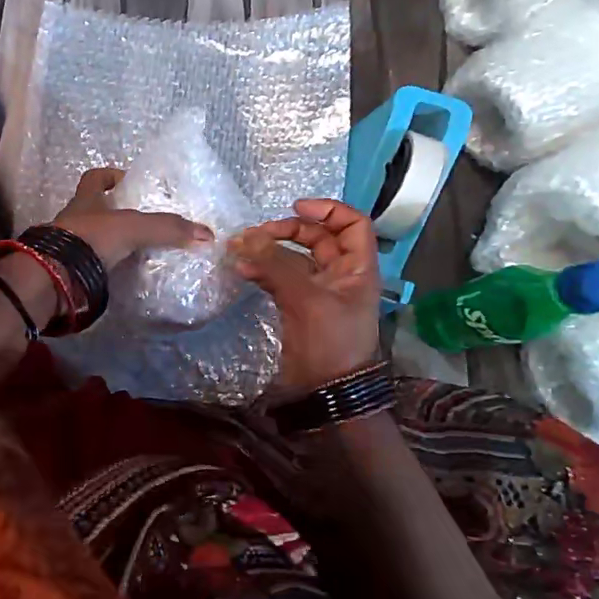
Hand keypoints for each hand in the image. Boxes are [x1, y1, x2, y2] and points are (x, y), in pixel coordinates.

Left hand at [52, 168, 212, 268]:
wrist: (56, 275)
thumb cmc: (91, 238)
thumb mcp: (134, 227)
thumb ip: (168, 229)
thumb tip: (207, 234)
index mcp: (84, 200)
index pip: (95, 178)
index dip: (111, 176)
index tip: (128, 182)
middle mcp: (72, 220)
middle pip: (93, 210)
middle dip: (113, 214)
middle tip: (139, 222)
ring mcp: (67, 247)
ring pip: (90, 239)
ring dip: (108, 243)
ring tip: (135, 251)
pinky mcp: (67, 271)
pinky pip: (88, 265)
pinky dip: (103, 268)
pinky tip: (120, 274)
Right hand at [230, 199, 381, 391]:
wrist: (326, 391)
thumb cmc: (330, 343)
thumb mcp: (307, 300)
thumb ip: (276, 266)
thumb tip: (245, 238)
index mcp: (358, 268)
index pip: (352, 224)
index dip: (328, 210)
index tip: (295, 207)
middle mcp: (340, 275)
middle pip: (318, 238)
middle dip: (288, 231)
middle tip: (259, 234)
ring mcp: (317, 292)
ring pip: (294, 259)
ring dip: (269, 252)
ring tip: (241, 251)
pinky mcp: (297, 307)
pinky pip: (280, 280)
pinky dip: (263, 272)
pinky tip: (243, 271)